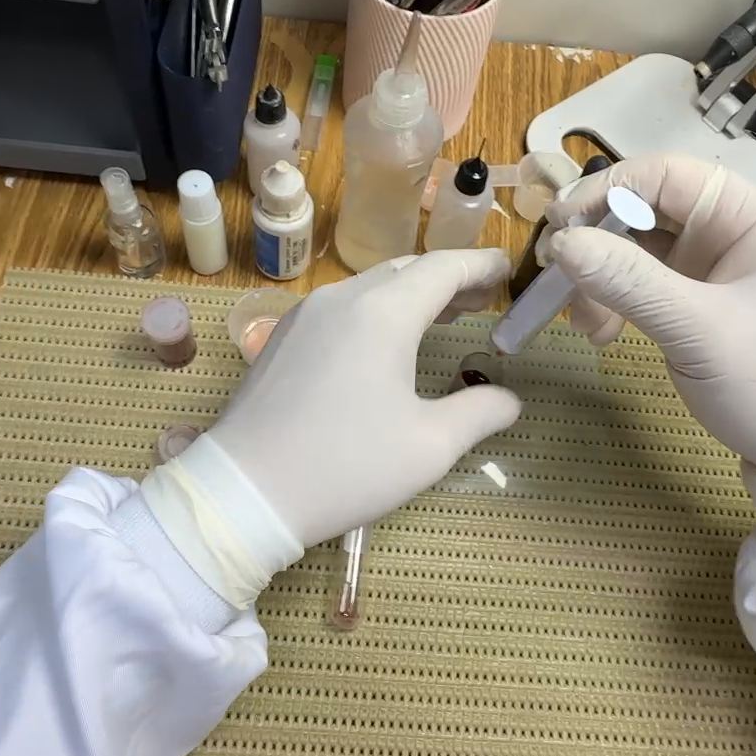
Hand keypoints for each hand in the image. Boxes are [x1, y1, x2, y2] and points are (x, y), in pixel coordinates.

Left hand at [143, 249, 520, 605]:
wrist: (246, 489)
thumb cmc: (345, 467)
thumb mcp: (429, 447)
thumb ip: (479, 413)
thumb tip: (510, 400)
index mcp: (382, 313)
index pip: (443, 268)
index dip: (480, 265)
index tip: (507, 272)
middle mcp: (342, 299)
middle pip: (406, 269)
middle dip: (449, 279)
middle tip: (483, 301)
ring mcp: (306, 314)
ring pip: (371, 286)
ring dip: (411, 293)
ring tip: (443, 316)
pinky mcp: (284, 337)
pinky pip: (342, 306)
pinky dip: (377, 309)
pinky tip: (386, 341)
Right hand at [545, 156, 755, 560]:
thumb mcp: (700, 333)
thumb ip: (630, 282)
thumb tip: (561, 243)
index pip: (669, 176)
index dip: (607, 191)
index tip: (556, 226)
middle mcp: (735, 233)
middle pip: (648, 211)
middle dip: (600, 245)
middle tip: (558, 277)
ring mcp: (716, 268)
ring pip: (638, 251)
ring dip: (602, 281)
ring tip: (587, 327)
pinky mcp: (700, 301)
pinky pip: (643, 284)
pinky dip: (615, 302)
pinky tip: (603, 334)